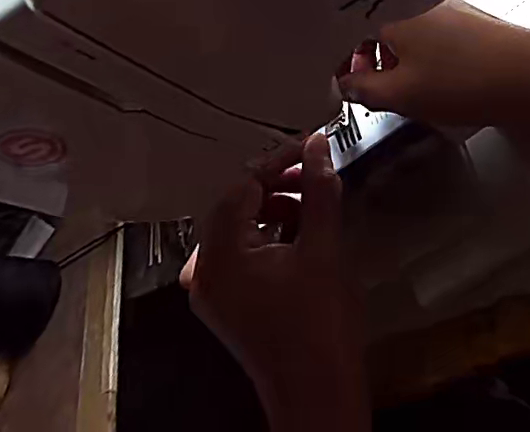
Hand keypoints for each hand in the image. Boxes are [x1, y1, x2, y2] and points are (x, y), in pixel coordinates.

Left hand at [180, 134, 366, 429]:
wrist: (318, 386)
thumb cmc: (318, 319)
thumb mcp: (323, 246)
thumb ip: (319, 189)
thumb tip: (318, 145)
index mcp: (218, 259)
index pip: (241, 187)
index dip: (278, 160)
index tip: (312, 143)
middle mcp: (205, 273)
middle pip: (236, 205)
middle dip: (277, 182)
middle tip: (315, 168)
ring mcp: (215, 290)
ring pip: (241, 225)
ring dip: (277, 204)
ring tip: (314, 199)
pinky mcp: (231, 300)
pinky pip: (244, 248)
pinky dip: (272, 230)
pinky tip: (303, 228)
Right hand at [336, 0, 529, 127]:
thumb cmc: (465, 80)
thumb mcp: (399, 94)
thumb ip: (362, 88)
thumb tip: (347, 83)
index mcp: (396, 9)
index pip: (350, 22)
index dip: (339, 53)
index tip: (338, 78)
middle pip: (380, 23)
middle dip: (367, 56)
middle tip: (365, 87)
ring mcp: (449, 7)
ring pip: (407, 30)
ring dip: (395, 57)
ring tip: (399, 90)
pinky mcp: (469, 21)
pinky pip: (432, 34)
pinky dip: (422, 55)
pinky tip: (430, 81)